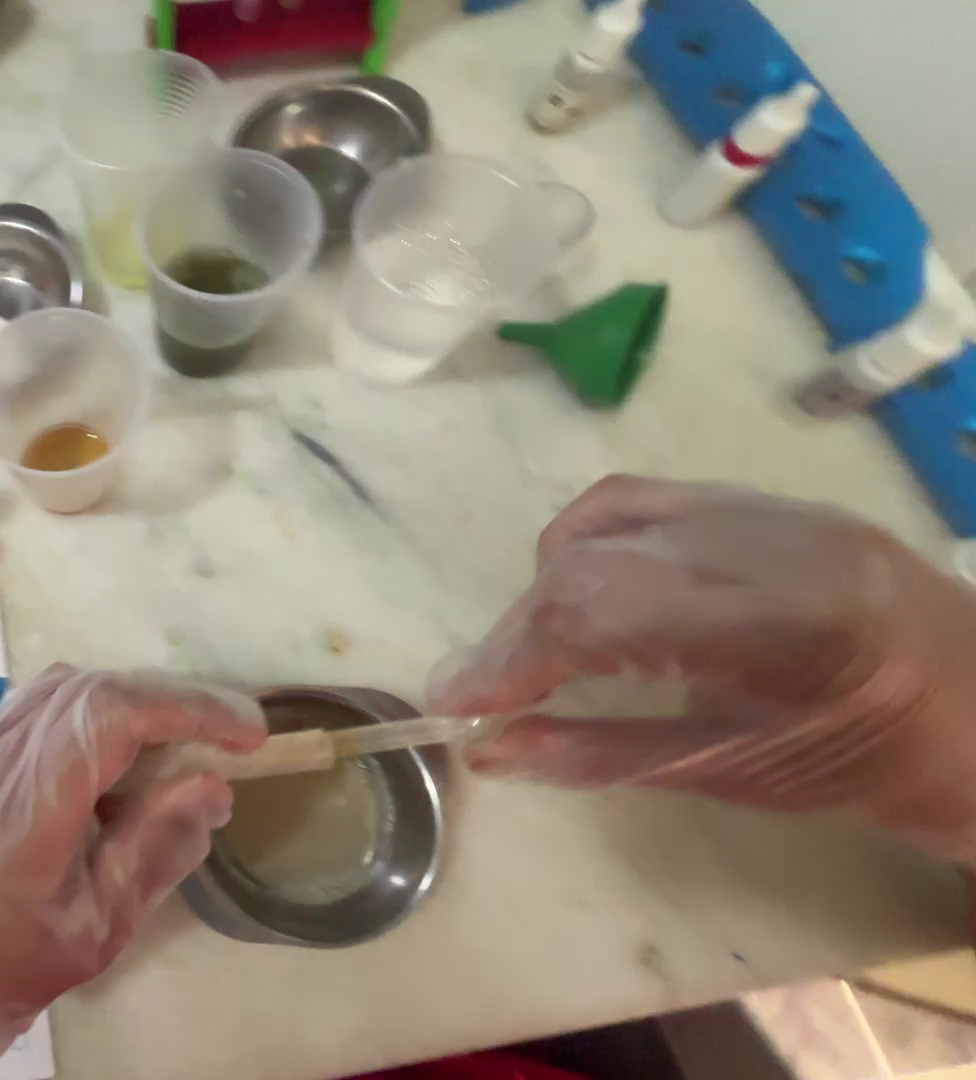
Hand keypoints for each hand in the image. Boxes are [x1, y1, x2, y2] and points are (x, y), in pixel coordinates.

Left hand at [0, 665, 266, 1056]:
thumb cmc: (14, 953)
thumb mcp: (100, 927)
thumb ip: (156, 849)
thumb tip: (214, 783)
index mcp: (28, 813)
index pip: (107, 720)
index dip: (184, 709)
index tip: (247, 732)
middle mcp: (0, 758)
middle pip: (94, 690)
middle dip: (175, 699)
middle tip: (233, 731)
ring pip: (74, 682)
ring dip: (140, 696)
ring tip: (188, 734)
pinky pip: (51, 694)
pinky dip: (102, 701)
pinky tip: (127, 736)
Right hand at [430, 475, 975, 865]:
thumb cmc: (870, 764)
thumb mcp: (729, 774)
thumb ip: (590, 755)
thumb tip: (484, 749)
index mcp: (787, 625)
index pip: (598, 615)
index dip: (509, 658)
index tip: (453, 701)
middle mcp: (771, 545)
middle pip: (585, 566)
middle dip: (515, 633)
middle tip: (483, 686)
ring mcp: (763, 509)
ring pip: (596, 525)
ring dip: (543, 589)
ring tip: (544, 643)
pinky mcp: (750, 498)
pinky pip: (627, 501)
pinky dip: (579, 544)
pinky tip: (583, 585)